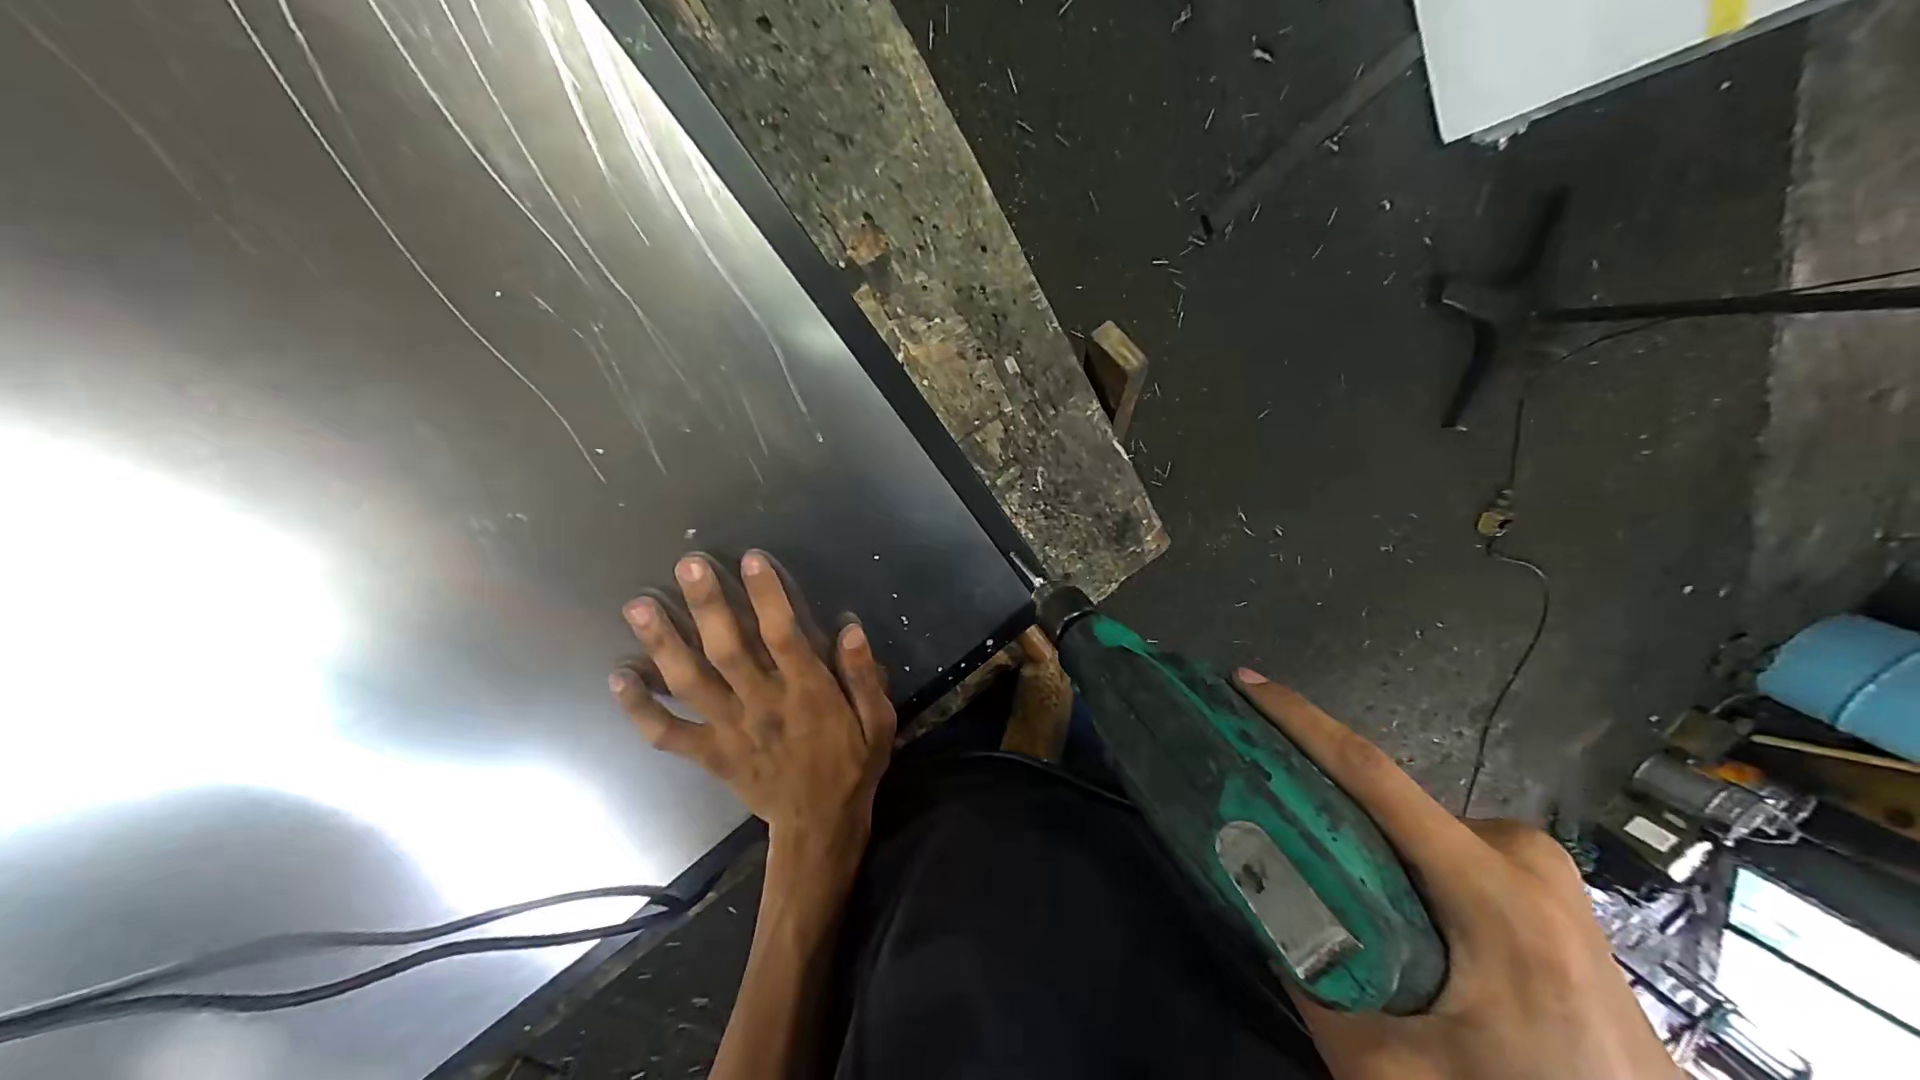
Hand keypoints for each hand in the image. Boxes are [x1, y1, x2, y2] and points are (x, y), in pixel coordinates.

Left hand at [610, 552, 895, 846]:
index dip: (767, 596)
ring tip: (638, 607)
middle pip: (728, 650)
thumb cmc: (852, 766)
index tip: (750, 559)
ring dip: (663, 645)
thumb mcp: (878, 723)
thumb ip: (865, 677)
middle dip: (706, 606)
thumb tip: (850, 629)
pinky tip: (618, 677)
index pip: (784, 636)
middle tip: (686, 566)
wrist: (819, 826)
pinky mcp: (709, 755)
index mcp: (807, 695)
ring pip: (690, 684)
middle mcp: (762, 706)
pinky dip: (639, 708)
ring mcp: (730, 731)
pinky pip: (668, 733)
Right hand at [1233, 668, 1679, 1079]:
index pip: (1374, 776)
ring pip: (1414, 822)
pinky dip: (1395, 853)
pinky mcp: (1546, 885)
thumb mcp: (1396, 1070)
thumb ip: (1315, 992)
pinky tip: (1378, 897)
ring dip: (1357, 831)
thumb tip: (1256, 915)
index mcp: (1492, 893)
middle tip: (1255, 794)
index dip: (1303, 722)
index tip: (1248, 681)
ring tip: (1314, 867)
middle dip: (1317, 788)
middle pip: (1388, 797)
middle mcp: (1520, 855)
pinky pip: (1443, 843)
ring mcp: (1540, 867)